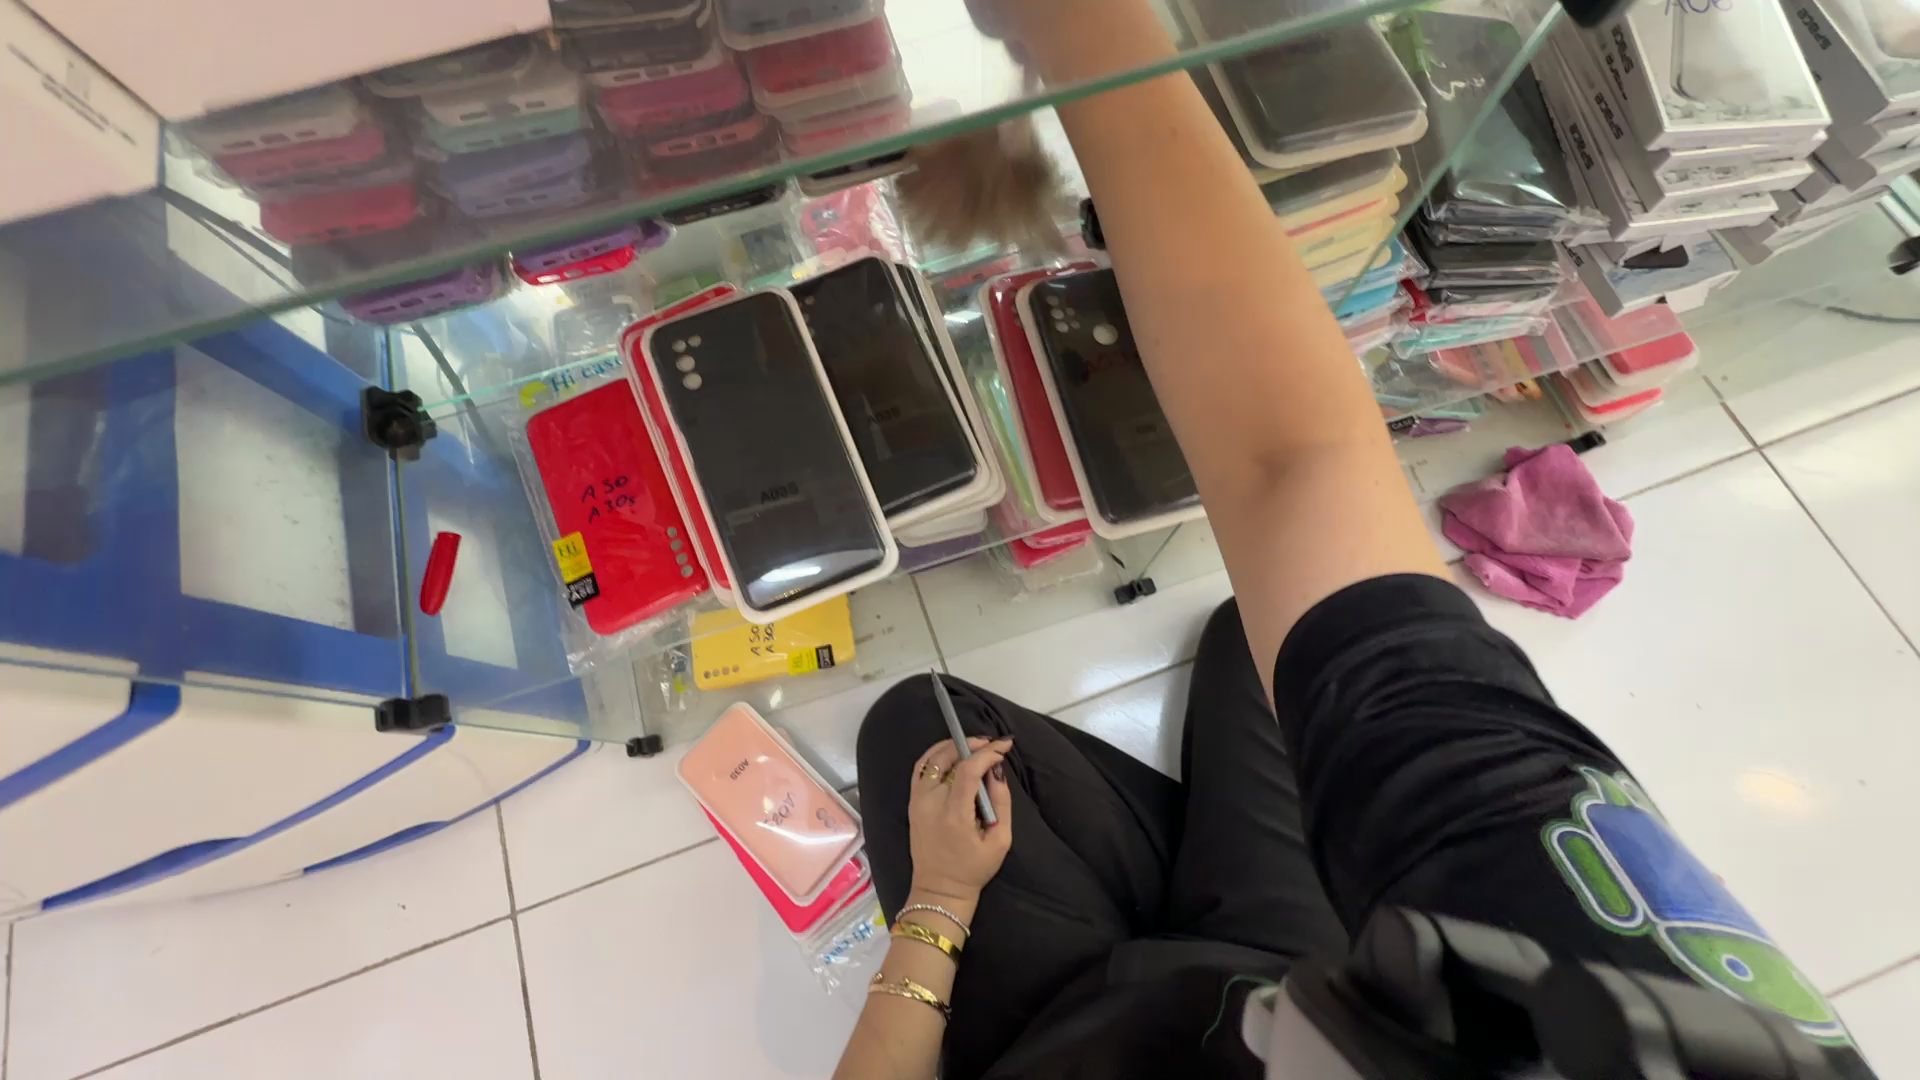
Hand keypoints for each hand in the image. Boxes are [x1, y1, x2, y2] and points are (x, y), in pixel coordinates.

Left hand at [907, 736, 1013, 902]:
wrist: (939, 890)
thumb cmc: (973, 869)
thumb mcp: (1000, 840)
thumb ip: (1002, 802)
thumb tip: (997, 770)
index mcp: (954, 815)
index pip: (968, 770)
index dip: (987, 752)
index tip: (1004, 746)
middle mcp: (931, 803)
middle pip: (949, 758)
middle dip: (972, 744)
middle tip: (991, 743)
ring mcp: (917, 801)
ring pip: (933, 758)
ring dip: (954, 745)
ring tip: (975, 745)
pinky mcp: (912, 802)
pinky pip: (921, 768)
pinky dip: (936, 754)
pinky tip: (952, 751)